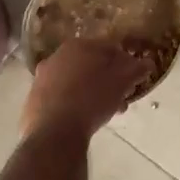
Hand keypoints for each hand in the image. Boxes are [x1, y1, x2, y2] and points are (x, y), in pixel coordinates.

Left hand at [22, 39, 151, 139]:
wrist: (54, 133)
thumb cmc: (92, 99)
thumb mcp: (123, 81)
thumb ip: (137, 68)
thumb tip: (147, 63)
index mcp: (78, 45)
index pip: (109, 48)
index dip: (125, 64)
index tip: (132, 80)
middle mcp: (56, 57)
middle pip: (90, 66)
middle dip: (107, 80)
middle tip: (120, 98)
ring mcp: (40, 80)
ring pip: (74, 82)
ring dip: (91, 93)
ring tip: (104, 113)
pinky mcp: (32, 102)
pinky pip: (59, 99)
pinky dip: (72, 105)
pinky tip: (82, 120)